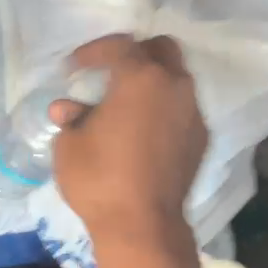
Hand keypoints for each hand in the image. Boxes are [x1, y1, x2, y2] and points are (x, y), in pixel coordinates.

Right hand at [51, 35, 208, 240]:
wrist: (140, 221)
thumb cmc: (97, 179)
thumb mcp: (69, 148)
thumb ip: (71, 120)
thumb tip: (67, 107)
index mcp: (139, 80)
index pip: (119, 47)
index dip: (93, 51)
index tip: (73, 65)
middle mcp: (174, 85)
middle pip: (160, 49)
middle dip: (134, 54)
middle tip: (108, 73)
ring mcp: (192, 109)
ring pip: (175, 78)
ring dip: (150, 83)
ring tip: (124, 105)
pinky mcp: (199, 135)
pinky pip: (180, 108)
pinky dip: (160, 109)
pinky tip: (140, 131)